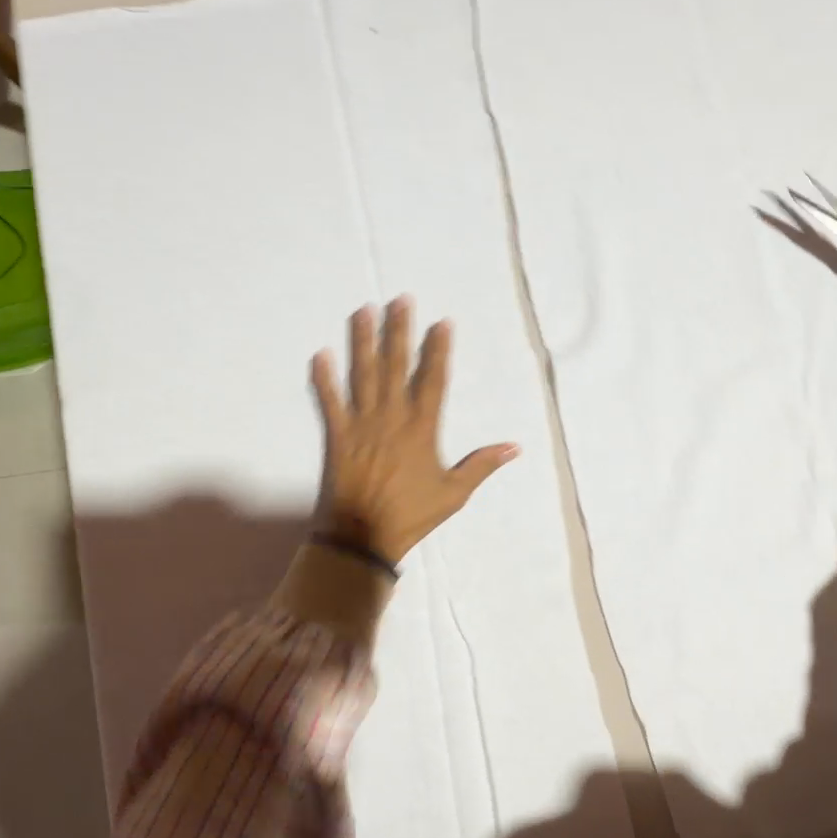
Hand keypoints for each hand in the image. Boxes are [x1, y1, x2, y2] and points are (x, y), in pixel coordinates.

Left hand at [311, 298, 518, 563]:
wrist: (362, 538)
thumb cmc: (411, 516)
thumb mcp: (454, 494)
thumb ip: (481, 465)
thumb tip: (516, 447)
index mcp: (422, 429)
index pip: (433, 380)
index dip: (438, 349)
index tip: (441, 322)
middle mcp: (392, 418)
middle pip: (396, 366)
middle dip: (398, 331)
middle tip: (399, 299)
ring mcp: (362, 425)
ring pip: (362, 374)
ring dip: (362, 341)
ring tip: (363, 310)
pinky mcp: (337, 436)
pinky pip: (329, 402)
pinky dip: (323, 378)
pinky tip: (320, 353)